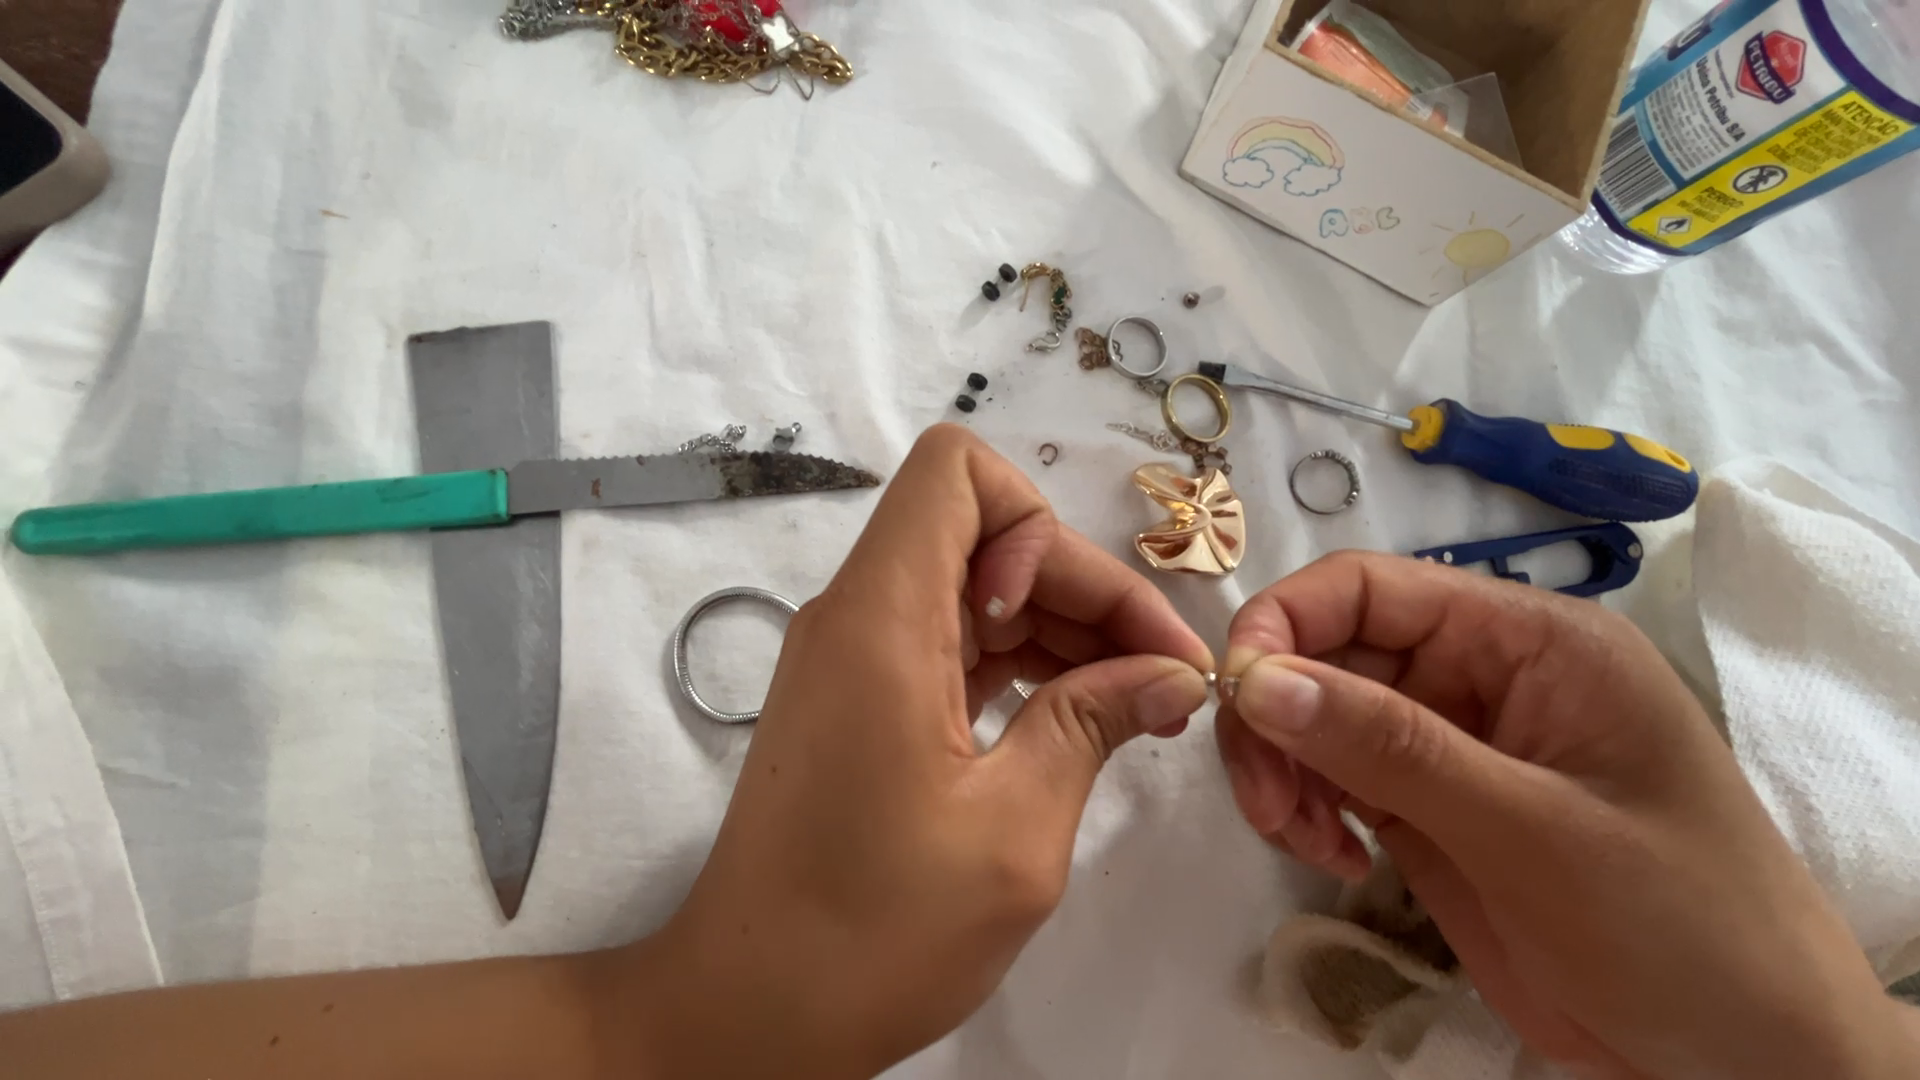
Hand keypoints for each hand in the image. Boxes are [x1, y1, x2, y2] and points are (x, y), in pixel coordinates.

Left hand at [626, 425, 1213, 1077]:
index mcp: (883, 616)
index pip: (954, 471)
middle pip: (986, 533)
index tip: (1074, 620)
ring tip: (1137, 702)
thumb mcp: (1013, 831)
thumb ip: (1092, 725)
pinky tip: (1078, 716)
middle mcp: (861, 611)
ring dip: (1061, 628)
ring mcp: (859, 651)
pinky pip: (956, 639)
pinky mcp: (865, 693)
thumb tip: (1167, 674)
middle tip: (1162, 673)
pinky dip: (1022, 662)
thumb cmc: (874, 930)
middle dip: (1080, 587)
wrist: (749, 1007)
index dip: (1035, 520)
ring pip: (979, 587)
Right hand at [1215, 552, 1919, 1079]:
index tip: (1233, 692)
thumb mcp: (1532, 831)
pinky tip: (1331, 858)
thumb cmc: (1680, 931)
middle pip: (1320, 652)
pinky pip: (1319, 771)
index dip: (1283, 621)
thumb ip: (1388, 746)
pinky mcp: (1410, 796)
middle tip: (1265, 802)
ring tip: (1301, 840)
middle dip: (1273, 719)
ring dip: (1279, 769)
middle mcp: (1469, 671)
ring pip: (1306, 713)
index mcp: (1521, 639)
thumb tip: (1252, 679)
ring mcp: (1436, 736)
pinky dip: (1300, 808)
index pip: (1367, 587)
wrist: (1737, 1070)